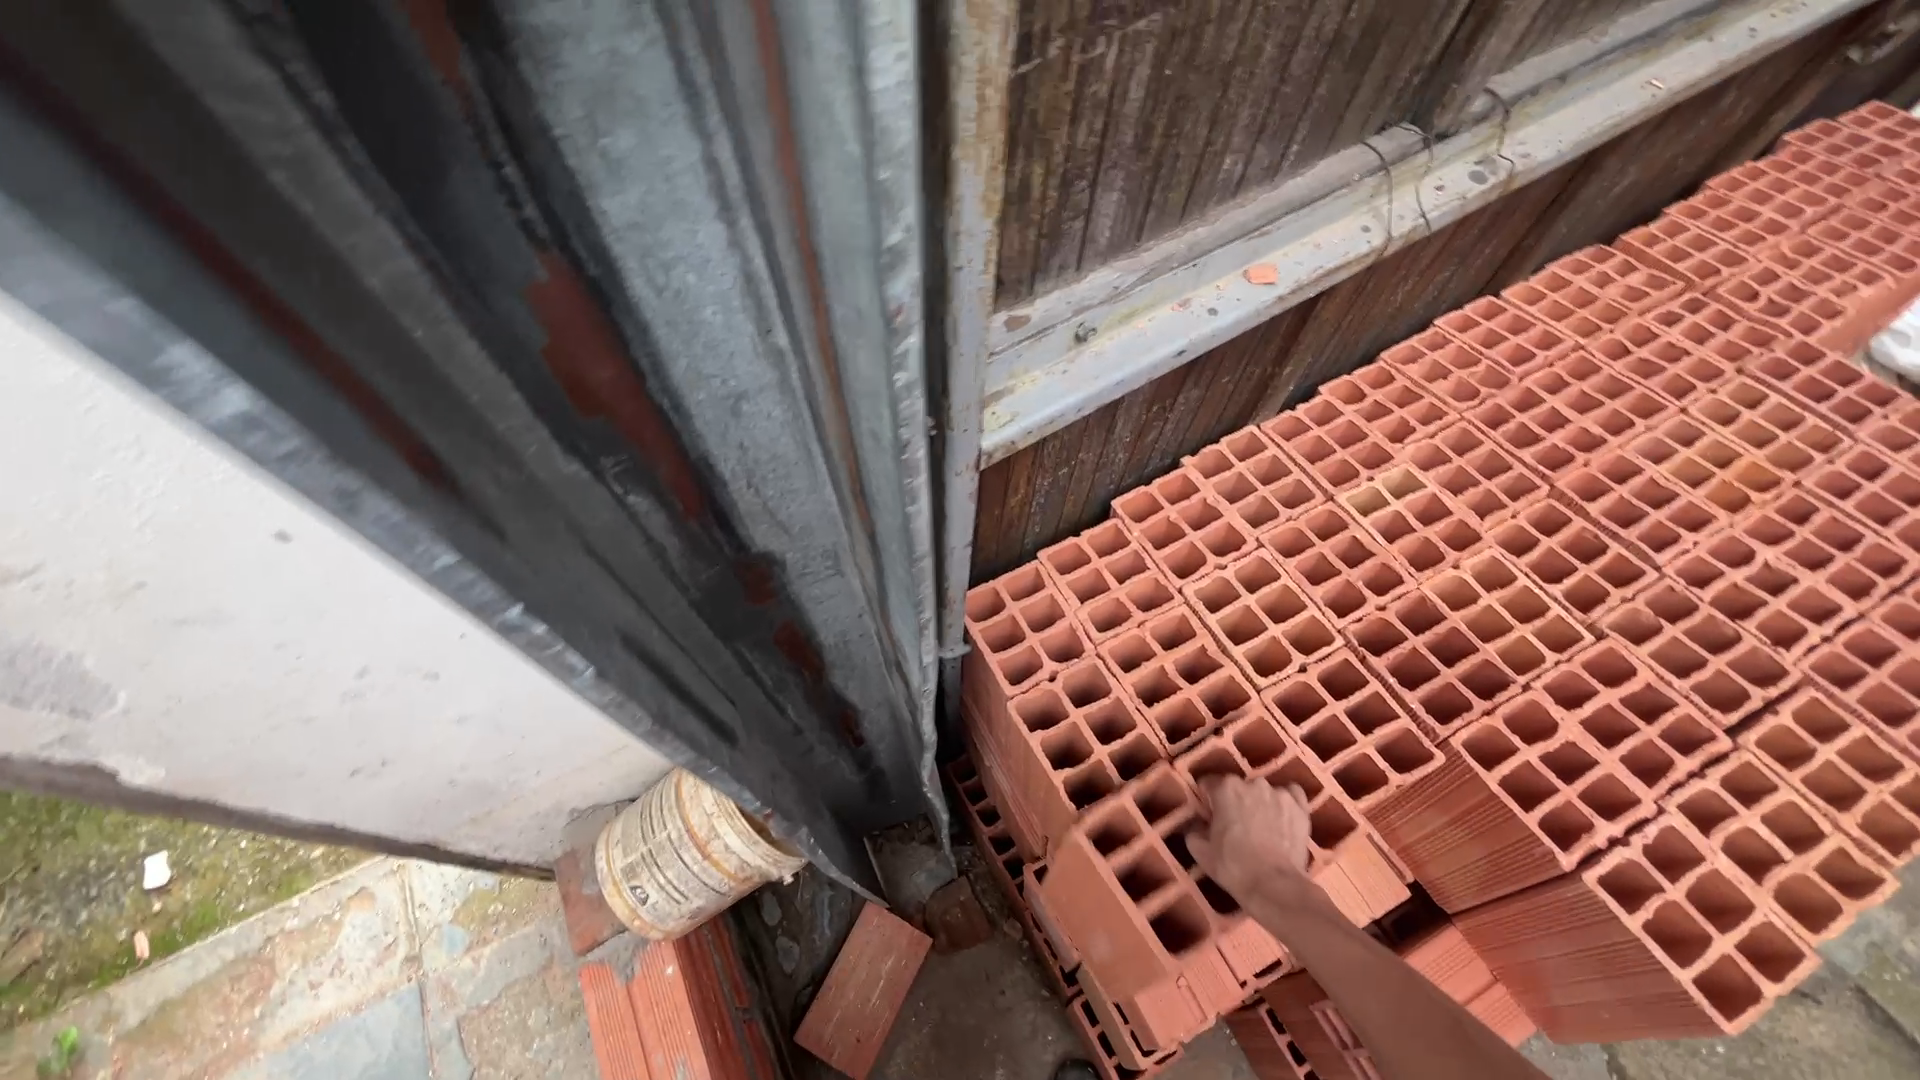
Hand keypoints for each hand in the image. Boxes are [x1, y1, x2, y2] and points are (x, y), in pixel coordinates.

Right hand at [1187, 776, 1317, 910]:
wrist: (1274, 886)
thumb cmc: (1232, 866)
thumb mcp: (1200, 850)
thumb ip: (1193, 829)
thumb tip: (1197, 823)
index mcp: (1225, 788)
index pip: (1208, 784)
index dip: (1206, 801)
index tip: (1209, 818)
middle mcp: (1252, 783)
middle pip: (1236, 787)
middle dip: (1233, 801)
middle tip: (1234, 826)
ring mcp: (1279, 793)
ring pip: (1263, 791)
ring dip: (1258, 803)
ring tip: (1261, 827)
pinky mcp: (1300, 808)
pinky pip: (1291, 795)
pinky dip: (1284, 803)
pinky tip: (1282, 817)